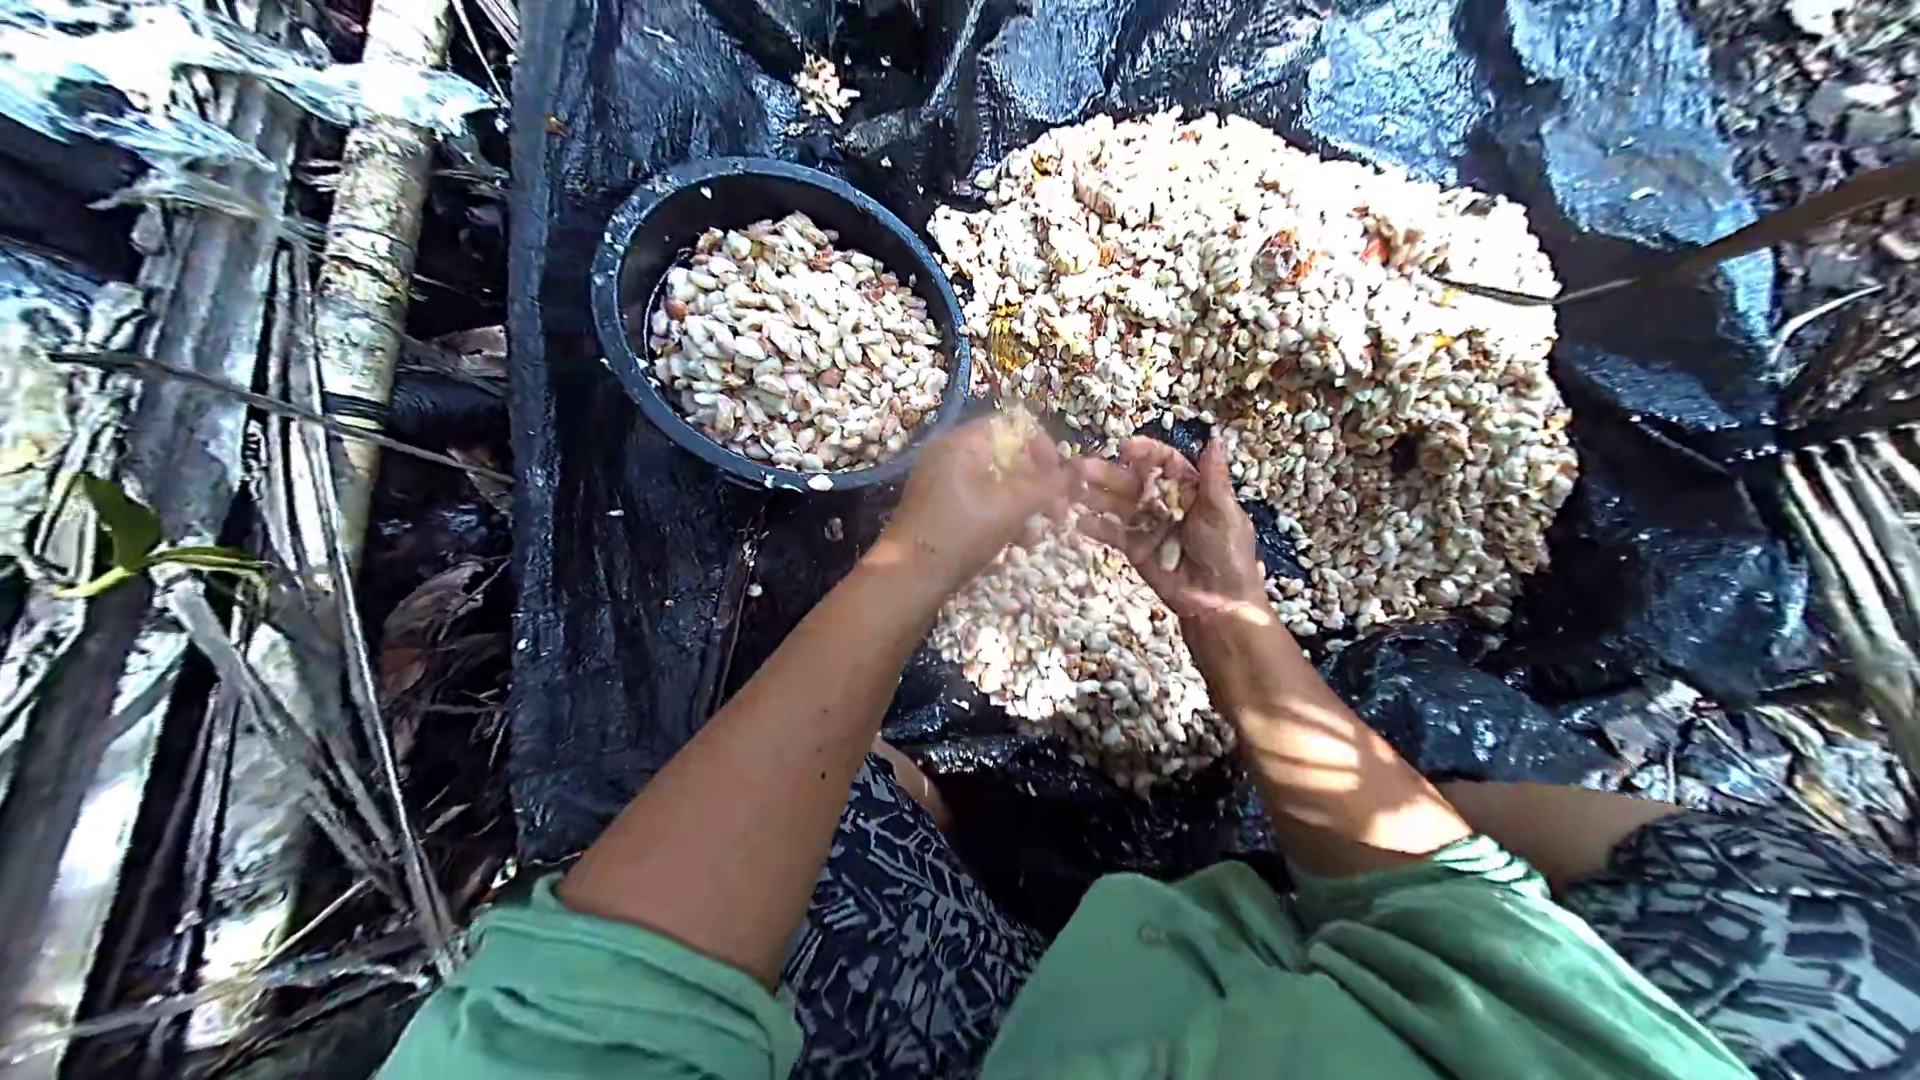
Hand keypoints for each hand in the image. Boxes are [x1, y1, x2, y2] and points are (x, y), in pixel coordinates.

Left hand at [875, 413, 1074, 590]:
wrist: (908, 578)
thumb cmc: (962, 533)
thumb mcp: (1012, 506)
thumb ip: (1049, 485)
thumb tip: (1079, 472)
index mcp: (963, 442)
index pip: (1015, 425)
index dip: (1045, 448)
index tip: (1061, 480)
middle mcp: (950, 456)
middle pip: (1008, 456)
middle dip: (1038, 484)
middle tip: (1059, 513)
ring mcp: (942, 484)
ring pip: (996, 484)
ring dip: (1024, 506)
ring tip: (1037, 536)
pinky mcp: (940, 511)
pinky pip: (980, 503)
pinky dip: (1002, 518)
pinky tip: (1017, 545)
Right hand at [1078, 438, 1268, 622]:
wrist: (1218, 602)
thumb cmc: (1227, 553)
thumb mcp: (1223, 512)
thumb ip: (1213, 478)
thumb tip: (1216, 440)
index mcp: (1190, 489)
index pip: (1164, 463)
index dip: (1144, 453)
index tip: (1124, 448)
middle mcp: (1166, 503)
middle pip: (1133, 482)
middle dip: (1108, 473)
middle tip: (1081, 467)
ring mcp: (1148, 526)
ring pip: (1118, 505)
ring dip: (1095, 496)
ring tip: (1071, 489)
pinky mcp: (1135, 549)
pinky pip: (1113, 533)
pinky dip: (1095, 527)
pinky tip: (1078, 520)